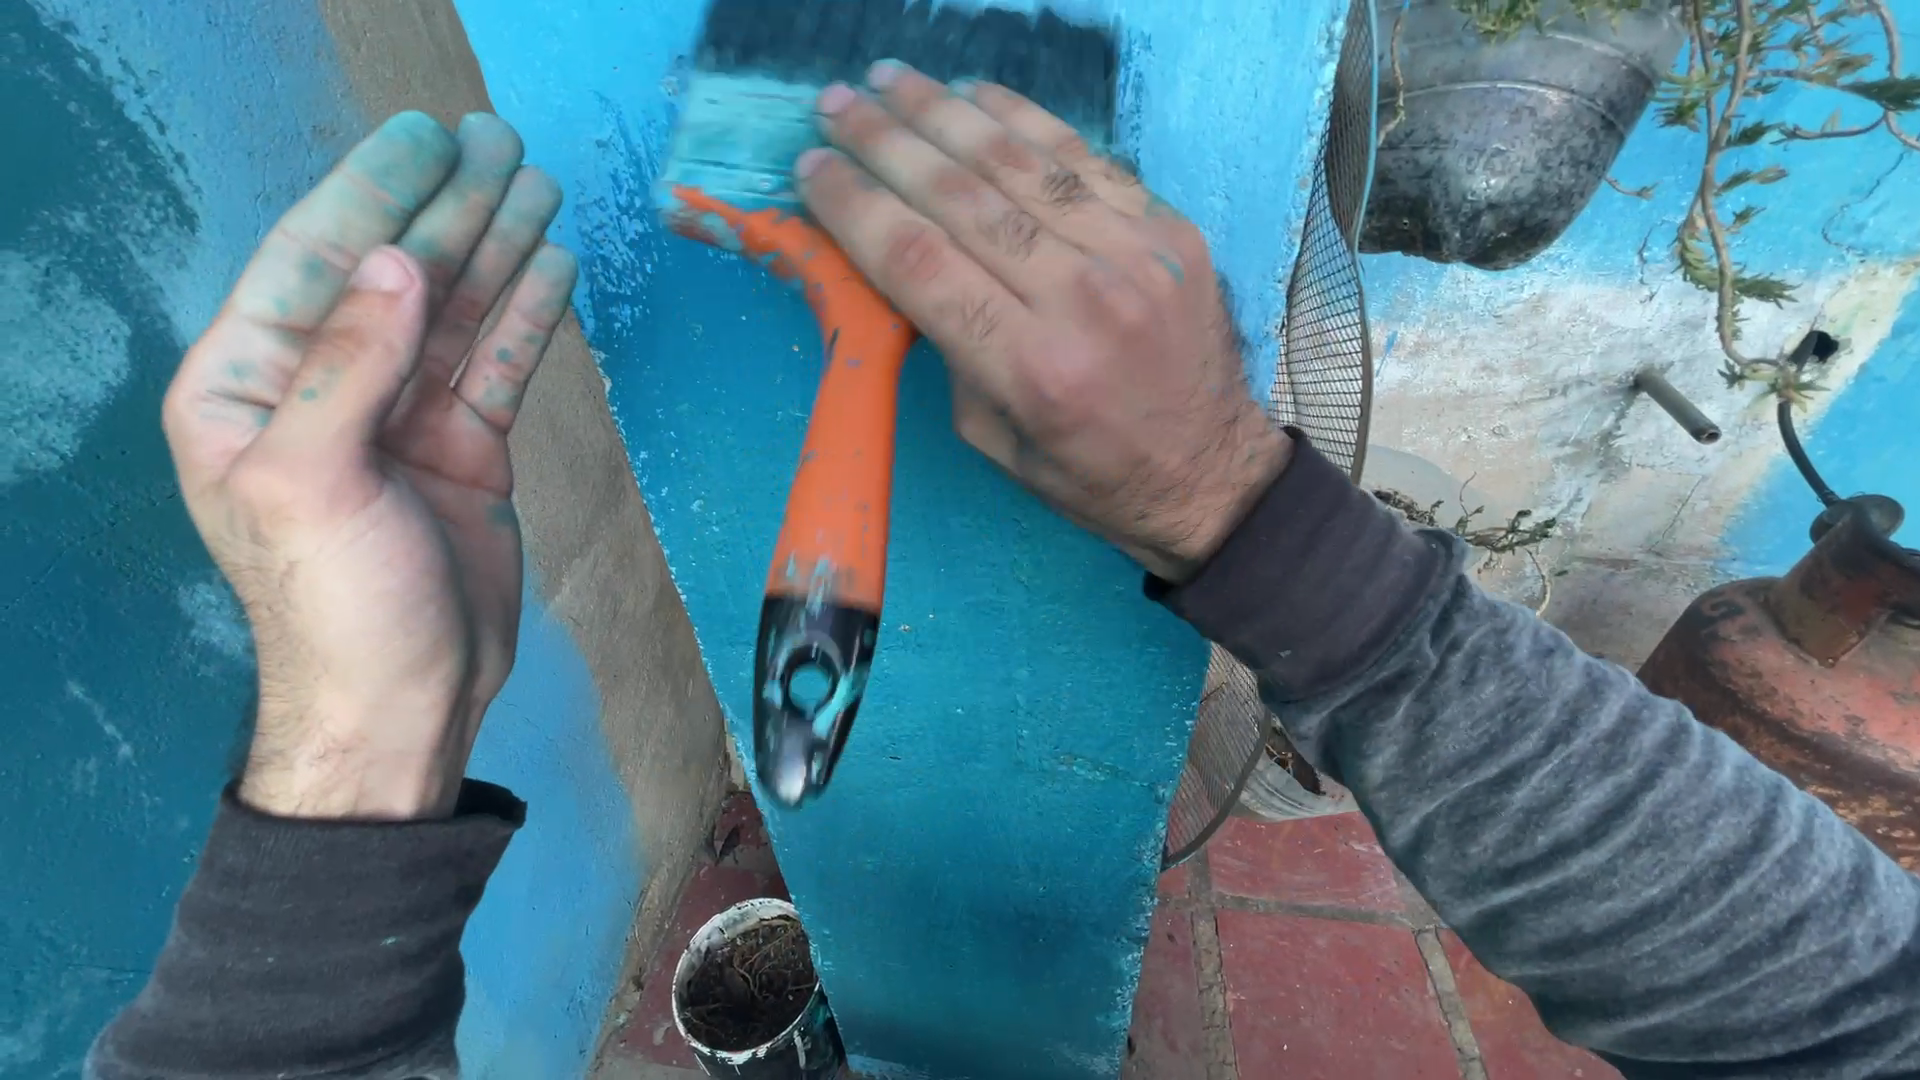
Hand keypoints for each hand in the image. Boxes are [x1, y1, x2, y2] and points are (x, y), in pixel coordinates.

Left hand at [162, 112, 576, 819]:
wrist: (408, 694)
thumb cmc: (336, 600)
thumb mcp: (314, 482)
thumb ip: (349, 368)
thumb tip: (394, 265)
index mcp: (255, 387)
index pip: (319, 265)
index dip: (374, 195)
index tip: (429, 142)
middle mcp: (332, 389)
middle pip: (400, 280)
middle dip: (451, 211)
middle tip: (502, 145)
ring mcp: (408, 420)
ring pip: (459, 318)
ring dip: (500, 254)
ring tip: (538, 191)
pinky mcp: (469, 450)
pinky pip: (499, 370)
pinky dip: (527, 321)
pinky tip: (551, 273)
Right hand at [796, 63, 1290, 581]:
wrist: (1208, 474)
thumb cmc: (1091, 478)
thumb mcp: (996, 443)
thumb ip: (953, 355)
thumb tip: (912, 272)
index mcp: (1031, 368)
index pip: (919, 263)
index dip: (856, 208)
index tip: (812, 170)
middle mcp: (1083, 299)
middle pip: (962, 198)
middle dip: (887, 144)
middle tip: (835, 104)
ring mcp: (1134, 255)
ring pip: (1020, 163)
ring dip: (944, 112)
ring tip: (890, 81)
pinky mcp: (1169, 231)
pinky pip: (1084, 158)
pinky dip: (1024, 119)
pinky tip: (977, 95)